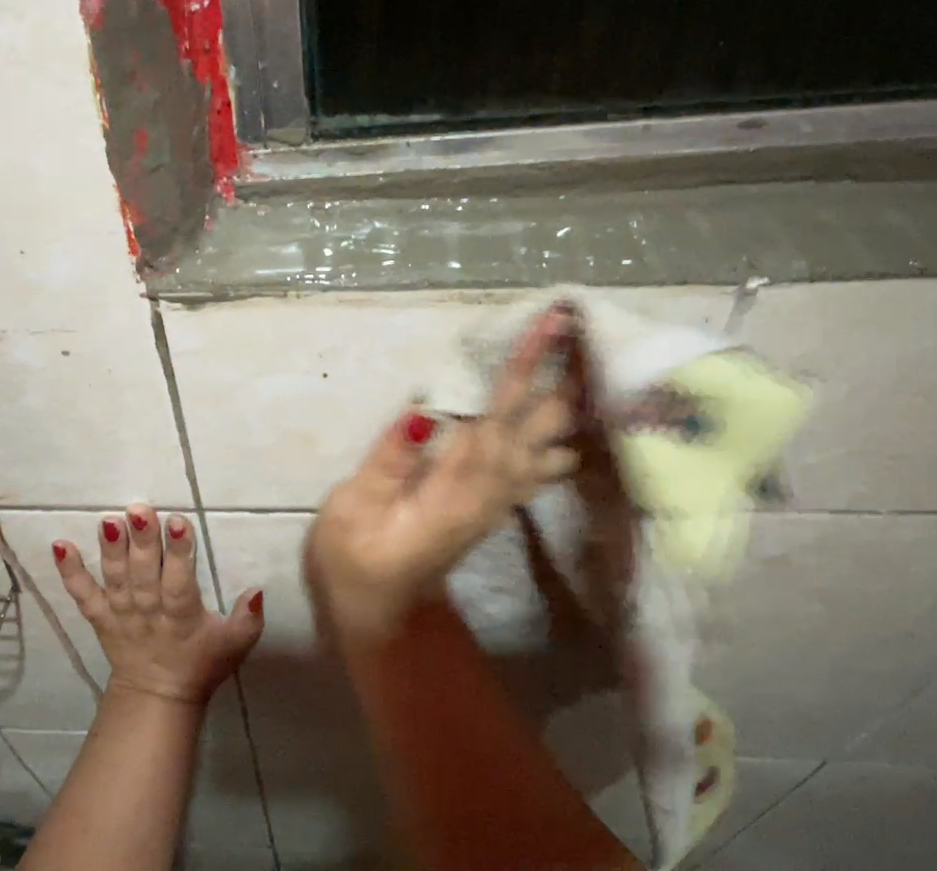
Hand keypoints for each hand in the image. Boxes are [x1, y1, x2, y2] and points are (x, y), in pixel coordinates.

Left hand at [53, 505, 264, 703]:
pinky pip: (82, 594)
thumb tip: (258, 589)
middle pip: (144, 573)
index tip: (177, 521)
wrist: (158, 696)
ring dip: (110, 550)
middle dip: (141, 541)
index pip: (179, 580)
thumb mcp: (234, 645)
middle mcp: (148, 611)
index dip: (178, 551)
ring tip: (108, 520)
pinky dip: (70, 572)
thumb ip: (248, 618)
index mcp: (181, 616)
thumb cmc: (201, 662)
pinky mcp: (99, 617)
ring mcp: (120, 613)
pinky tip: (61, 545)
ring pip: (114, 578)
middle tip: (138, 509)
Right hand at [307, 304, 583, 642]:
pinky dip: (556, 438)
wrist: (377, 613)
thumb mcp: (354, 508)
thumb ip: (391, 458)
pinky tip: (566, 427)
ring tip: (582, 366)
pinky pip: (537, 467)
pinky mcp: (492, 508)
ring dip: (565, 406)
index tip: (552, 324)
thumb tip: (426, 408)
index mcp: (455, 485)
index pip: (496, 413)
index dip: (524, 366)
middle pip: (537, 426)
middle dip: (562, 377)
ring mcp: (496, 502)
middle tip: (583, 327)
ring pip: (546, 448)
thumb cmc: (354, 559)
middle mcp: (489, 490)